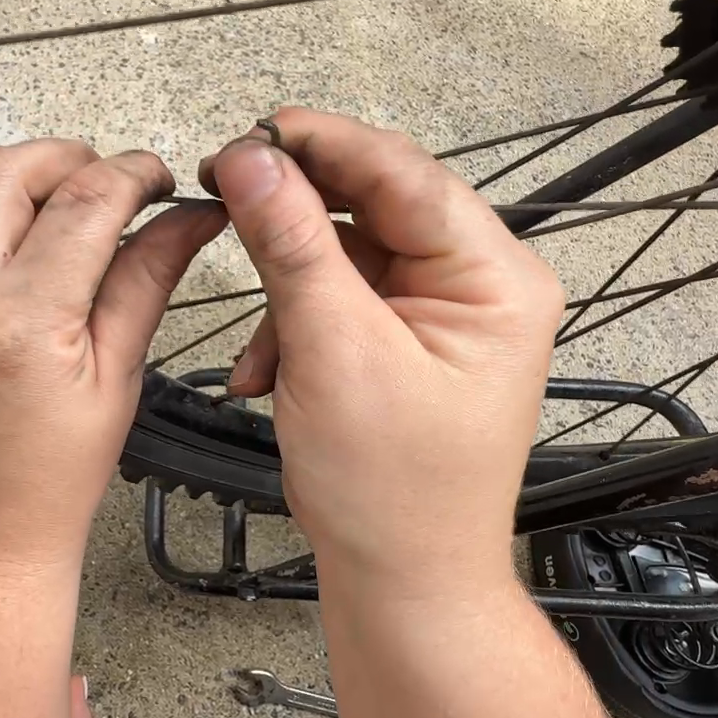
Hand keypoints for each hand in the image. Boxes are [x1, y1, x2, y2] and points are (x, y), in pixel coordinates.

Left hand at [0, 140, 227, 571]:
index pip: (82, 204)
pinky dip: (10, 212)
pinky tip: (52, 240)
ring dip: (36, 179)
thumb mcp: (121, 371)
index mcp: (24, 323)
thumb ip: (148, 278)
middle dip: (70, 156)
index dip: (132, 173)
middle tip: (120, 183)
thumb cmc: (62, 468)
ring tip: (90, 208)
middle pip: (5, 171)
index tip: (163, 177)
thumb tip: (188, 218)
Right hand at [202, 109, 561, 597]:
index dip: (321, 144)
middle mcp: (474, 284)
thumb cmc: (389, 488)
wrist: (402, 583)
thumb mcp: (332, 351)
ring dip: (286, 292)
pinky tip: (267, 376)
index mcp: (492, 278)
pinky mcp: (399, 342)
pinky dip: (292, 328)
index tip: (248, 134)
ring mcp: (435, 315)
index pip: (402, 173)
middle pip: (372, 208)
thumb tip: (249, 161)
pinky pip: (337, 301)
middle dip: (294, 216)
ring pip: (344, 256)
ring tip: (258, 353)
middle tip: (225, 198)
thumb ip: (291, 245)